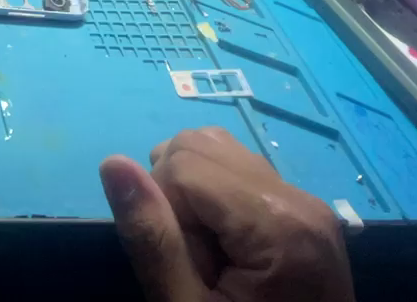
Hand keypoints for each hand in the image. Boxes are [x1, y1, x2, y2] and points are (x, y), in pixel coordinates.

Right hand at [100, 126, 354, 301]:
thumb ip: (153, 240)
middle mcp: (299, 199)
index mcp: (279, 226)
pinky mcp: (300, 207)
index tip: (189, 270)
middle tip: (199, 263)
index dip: (165, 212)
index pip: (181, 166)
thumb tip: (113, 162)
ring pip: (210, 146)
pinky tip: (223, 241)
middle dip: (175, 194)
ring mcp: (304, 200)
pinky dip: (211, 190)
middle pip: (194, 146)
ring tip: (209, 251)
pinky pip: (233, 162)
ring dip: (189, 188)